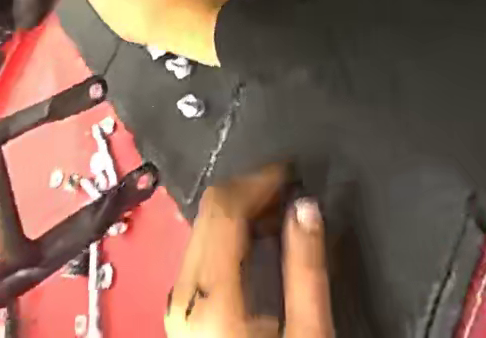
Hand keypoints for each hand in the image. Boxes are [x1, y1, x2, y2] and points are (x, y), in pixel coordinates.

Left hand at [166, 166, 334, 337]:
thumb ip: (307, 268)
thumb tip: (307, 206)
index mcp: (211, 297)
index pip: (225, 207)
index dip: (258, 179)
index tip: (291, 170)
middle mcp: (184, 294)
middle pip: (210, 212)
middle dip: (251, 191)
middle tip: (290, 189)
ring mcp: (179, 306)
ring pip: (204, 229)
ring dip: (242, 212)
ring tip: (282, 213)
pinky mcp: (183, 315)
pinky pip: (202, 253)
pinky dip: (232, 236)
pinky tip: (261, 243)